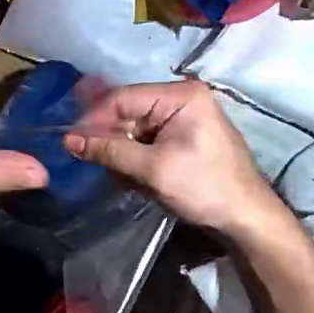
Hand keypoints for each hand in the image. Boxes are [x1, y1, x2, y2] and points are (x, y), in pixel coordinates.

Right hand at [63, 80, 287, 240]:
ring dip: (123, 156)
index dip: (93, 119)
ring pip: (132, 131)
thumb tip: (68, 140)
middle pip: (126, 113)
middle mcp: (180, 99)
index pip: (123, 97)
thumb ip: (109, 150)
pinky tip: (138, 182)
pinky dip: (136, 162)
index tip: (70, 143)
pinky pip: (145, 143)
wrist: (245, 217)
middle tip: (99, 167)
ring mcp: (181, 119)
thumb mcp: (153, 169)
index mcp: (180, 95)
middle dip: (111, 142)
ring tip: (128, 181)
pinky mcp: (180, 138)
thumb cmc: (204, 188)